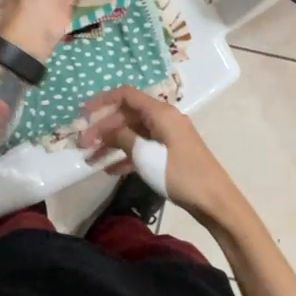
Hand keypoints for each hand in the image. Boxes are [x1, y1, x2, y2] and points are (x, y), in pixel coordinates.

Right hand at [78, 87, 244, 223]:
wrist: (213, 200)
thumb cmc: (179, 174)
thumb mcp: (146, 155)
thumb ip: (123, 138)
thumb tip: (107, 129)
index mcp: (160, 113)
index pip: (126, 95)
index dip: (102, 100)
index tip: (82, 113)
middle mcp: (163, 120)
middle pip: (127, 116)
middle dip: (103, 129)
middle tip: (82, 145)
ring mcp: (166, 138)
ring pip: (132, 134)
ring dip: (111, 145)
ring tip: (90, 160)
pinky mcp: (168, 155)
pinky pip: (142, 149)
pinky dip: (125, 157)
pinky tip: (109, 171)